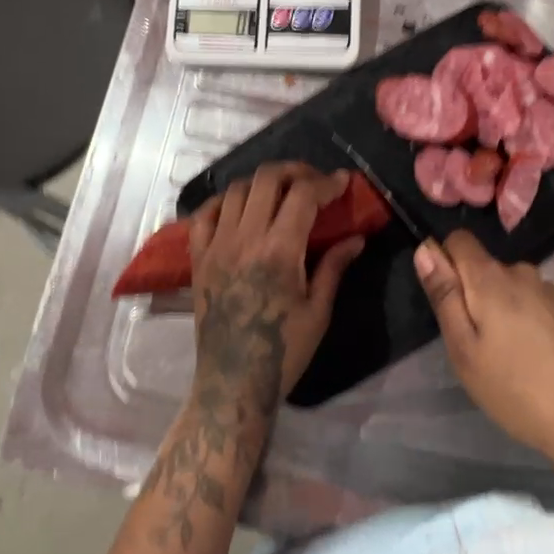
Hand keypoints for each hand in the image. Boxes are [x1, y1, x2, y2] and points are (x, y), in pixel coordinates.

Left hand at [188, 162, 363, 409]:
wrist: (233, 382)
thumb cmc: (284, 351)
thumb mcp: (318, 310)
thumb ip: (334, 267)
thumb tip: (356, 238)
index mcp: (279, 251)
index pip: (302, 194)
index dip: (325, 181)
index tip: (342, 182)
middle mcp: (244, 239)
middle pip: (266, 179)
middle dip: (295, 171)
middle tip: (313, 181)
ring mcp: (216, 246)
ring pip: (235, 190)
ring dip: (262, 183)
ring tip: (280, 193)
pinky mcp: (198, 258)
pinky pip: (203, 215)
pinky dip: (221, 202)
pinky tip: (238, 209)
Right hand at [415, 230, 553, 454]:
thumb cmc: (515, 388)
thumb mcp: (464, 349)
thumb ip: (444, 295)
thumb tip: (426, 249)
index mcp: (490, 278)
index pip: (458, 240)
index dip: (444, 262)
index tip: (445, 303)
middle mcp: (521, 272)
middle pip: (483, 267)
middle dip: (471, 295)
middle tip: (474, 346)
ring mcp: (548, 291)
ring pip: (508, 287)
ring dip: (498, 310)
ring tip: (504, 357)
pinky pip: (530, 302)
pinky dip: (522, 321)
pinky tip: (531, 359)